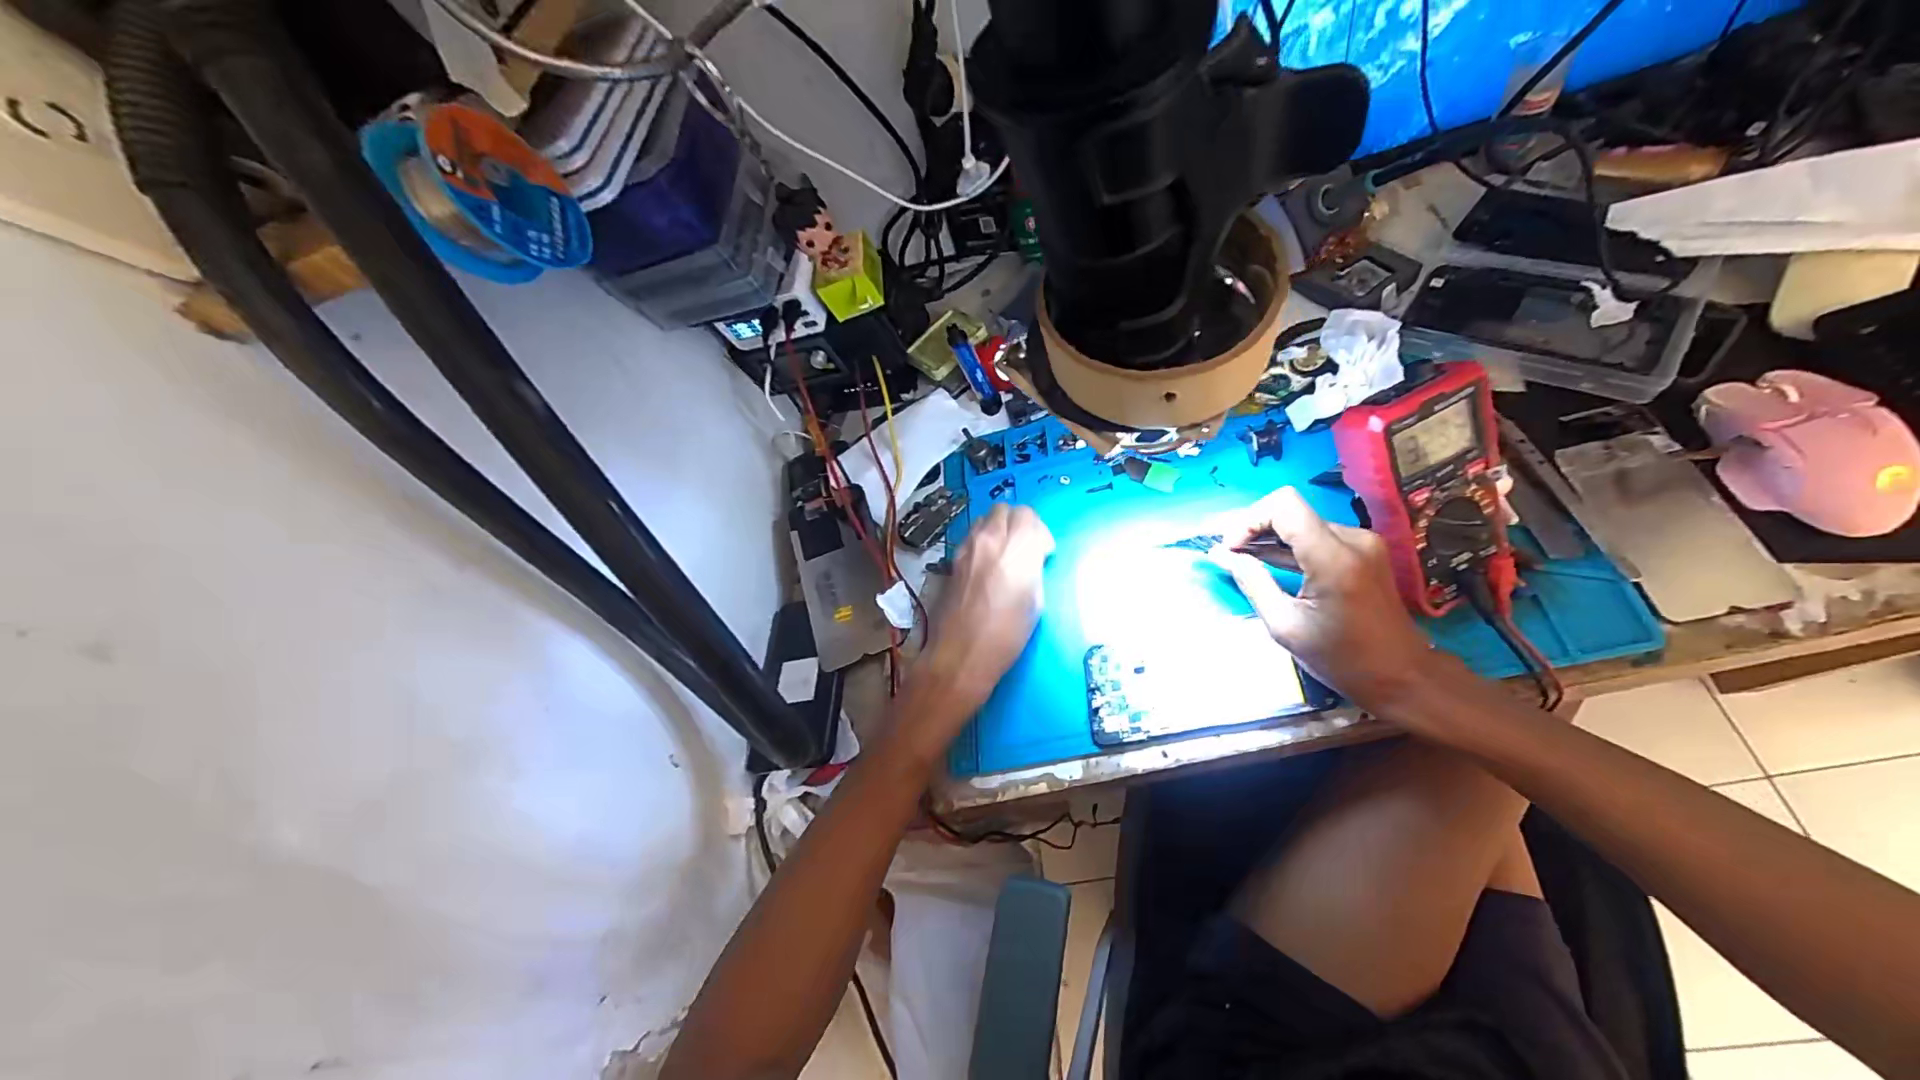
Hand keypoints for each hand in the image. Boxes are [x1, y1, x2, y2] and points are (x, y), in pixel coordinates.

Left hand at [918, 504, 1054, 707]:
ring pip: (985, 518)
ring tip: (1005, 555)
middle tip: (1026, 548)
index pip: (1028, 515)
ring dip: (999, 528)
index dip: (1039, 532)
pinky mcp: (952, 559)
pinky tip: (986, 565)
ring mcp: (966, 547)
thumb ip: (1033, 569)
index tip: (1043, 553)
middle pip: (1005, 509)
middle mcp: (990, 540)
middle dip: (1019, 523)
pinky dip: (983, 540)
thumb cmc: (1006, 637)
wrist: (960, 655)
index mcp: (1017, 550)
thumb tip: (1030, 559)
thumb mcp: (1035, 602)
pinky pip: (971, 535)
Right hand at [1209, 487, 1457, 718]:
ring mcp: (1362, 543)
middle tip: (1229, 555)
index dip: (1249, 520)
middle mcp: (1352, 539)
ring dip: (1269, 538)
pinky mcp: (1363, 551)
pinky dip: (1289, 546)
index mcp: (1334, 558)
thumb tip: (1222, 555)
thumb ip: (1252, 582)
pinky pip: (1316, 536)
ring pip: (1301, 522)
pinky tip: (1268, 563)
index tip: (1232, 549)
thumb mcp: (1285, 625)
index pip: (1284, 505)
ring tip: (1243, 559)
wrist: (1403, 676)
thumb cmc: (1342, 659)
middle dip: (1254, 529)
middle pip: (1290, 511)